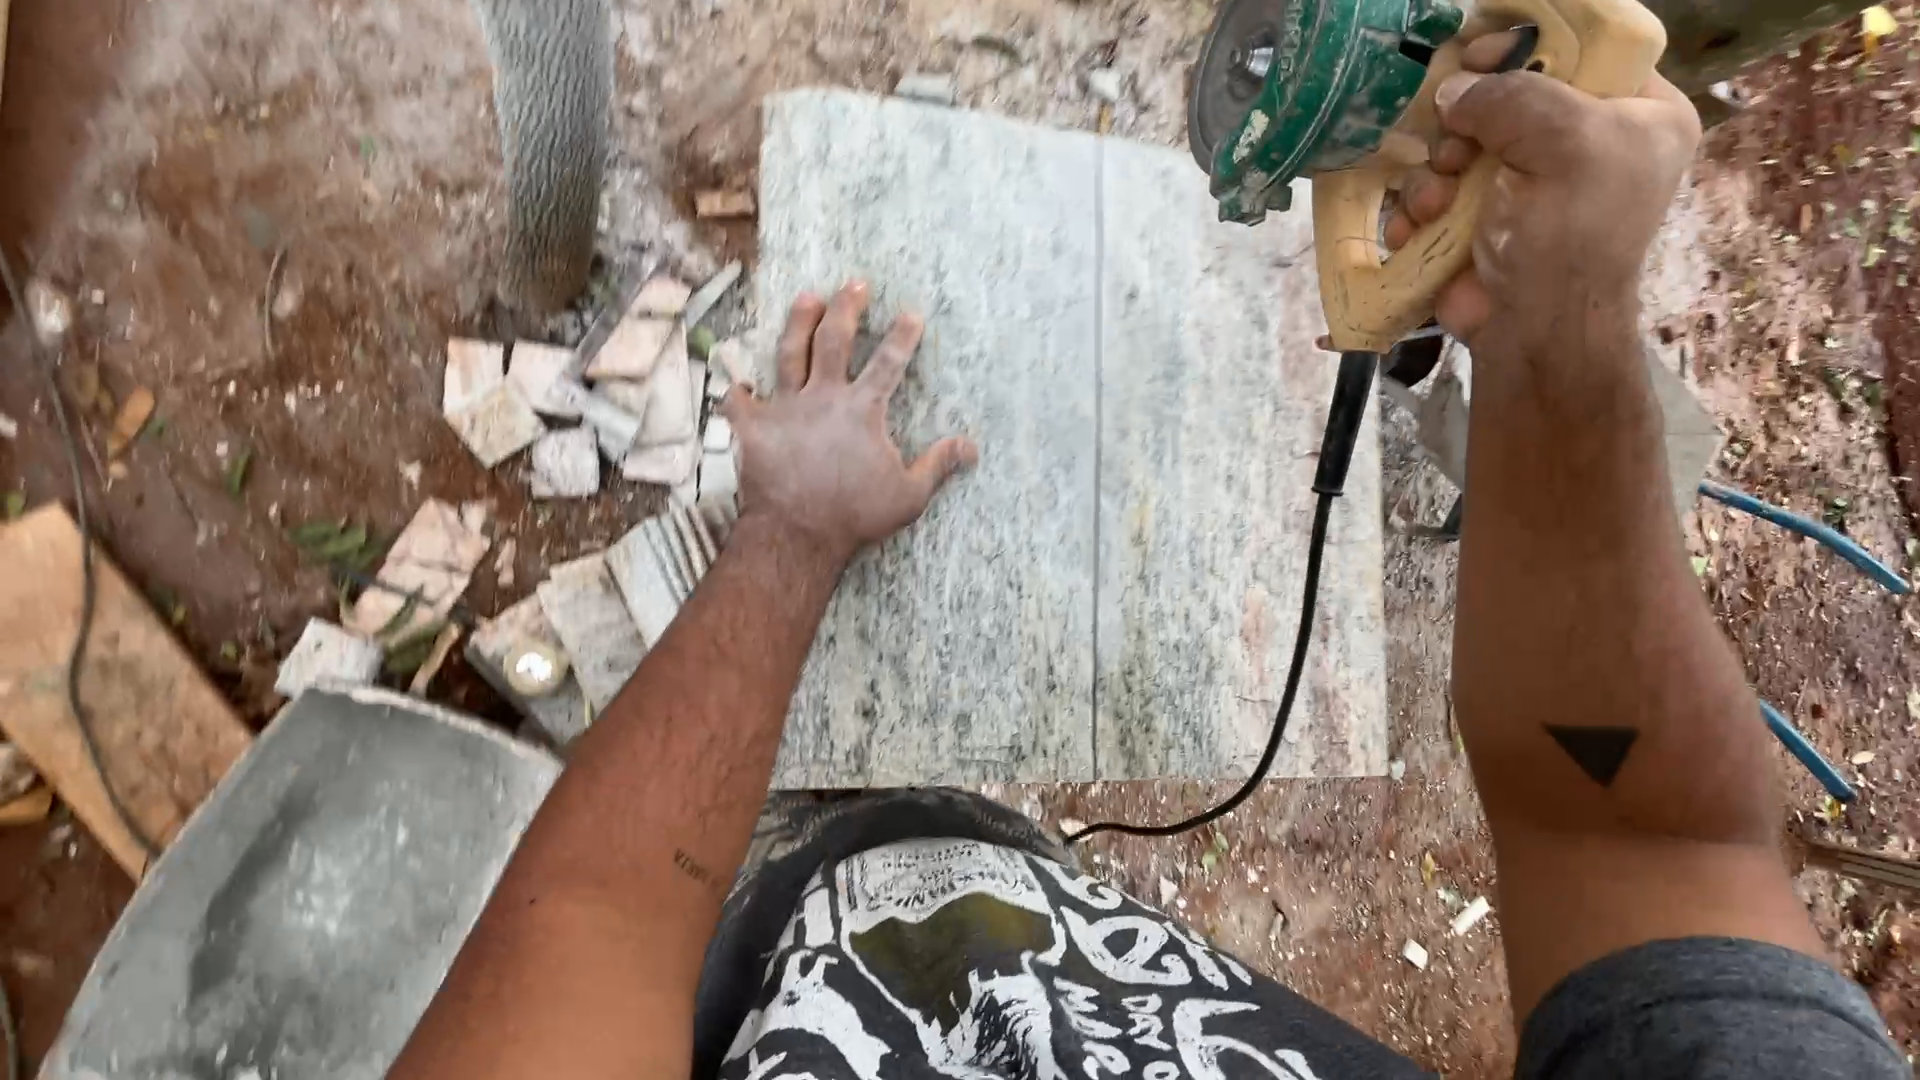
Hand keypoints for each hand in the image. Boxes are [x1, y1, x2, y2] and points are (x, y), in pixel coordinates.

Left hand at [720, 282, 977, 570]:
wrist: (799, 534)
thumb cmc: (856, 515)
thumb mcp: (909, 495)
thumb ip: (938, 465)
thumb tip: (972, 448)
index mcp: (863, 409)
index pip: (889, 361)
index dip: (903, 335)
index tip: (911, 313)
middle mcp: (824, 397)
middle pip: (835, 338)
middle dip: (847, 307)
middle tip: (854, 284)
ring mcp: (786, 408)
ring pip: (790, 351)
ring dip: (800, 321)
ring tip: (807, 298)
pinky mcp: (755, 427)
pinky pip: (741, 401)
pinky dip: (739, 392)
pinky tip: (739, 385)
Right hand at [1383, 29, 1700, 357]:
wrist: (1532, 331)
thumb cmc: (1570, 235)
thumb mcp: (1566, 143)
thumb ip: (1514, 97)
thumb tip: (1453, 90)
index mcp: (1629, 114)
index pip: (1578, 52)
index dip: (1525, 45)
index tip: (1478, 51)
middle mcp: (1570, 148)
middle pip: (1500, 104)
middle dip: (1463, 126)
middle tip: (1454, 150)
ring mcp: (1514, 190)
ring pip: (1453, 153)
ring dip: (1432, 176)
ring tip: (1435, 203)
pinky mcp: (1469, 227)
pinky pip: (1429, 199)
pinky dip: (1415, 212)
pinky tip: (1416, 227)